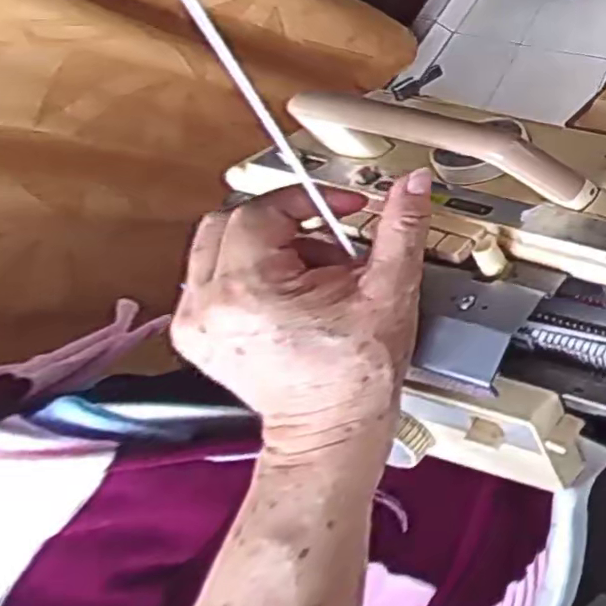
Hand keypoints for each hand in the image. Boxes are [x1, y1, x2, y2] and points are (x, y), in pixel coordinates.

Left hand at [172, 171, 432, 457]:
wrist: (334, 421)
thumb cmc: (360, 364)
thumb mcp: (393, 285)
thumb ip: (402, 226)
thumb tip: (411, 184)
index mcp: (247, 291)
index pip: (259, 211)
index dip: (309, 198)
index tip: (347, 207)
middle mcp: (204, 306)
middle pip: (227, 223)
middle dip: (287, 219)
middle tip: (331, 233)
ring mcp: (194, 323)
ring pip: (220, 249)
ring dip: (275, 245)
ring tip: (321, 272)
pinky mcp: (199, 334)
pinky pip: (217, 278)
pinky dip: (260, 270)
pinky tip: (301, 292)